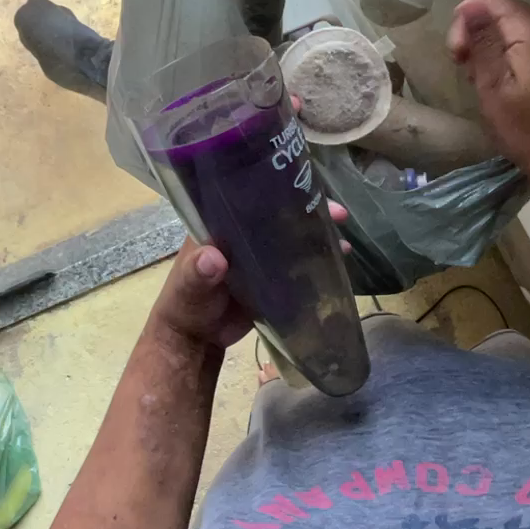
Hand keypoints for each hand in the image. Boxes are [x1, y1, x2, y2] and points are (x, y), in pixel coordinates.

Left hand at [148, 202, 350, 352]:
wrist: (194, 340)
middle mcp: (243, 234)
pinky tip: (339, 264)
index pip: (252, 196)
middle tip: (340, 215)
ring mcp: (259, 256)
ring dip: (318, 237)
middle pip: (281, 214)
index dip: (280, 190)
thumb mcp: (188, 287)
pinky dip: (316, 264)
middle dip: (310, 211)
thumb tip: (214, 259)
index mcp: (220, 224)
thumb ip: (197, 273)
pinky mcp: (272, 280)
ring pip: (292, 238)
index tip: (307, 189)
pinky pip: (297, 266)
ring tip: (345, 242)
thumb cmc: (184, 304)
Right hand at [447, 0, 529, 188]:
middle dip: (476, 31)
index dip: (466, 18)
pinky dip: (506, 54)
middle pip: (504, 12)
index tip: (456, 53)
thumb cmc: (527, 129)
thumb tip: (470, 9)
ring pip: (514, 29)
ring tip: (477, 76)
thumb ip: (482, 44)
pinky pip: (527, 44)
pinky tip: (499, 82)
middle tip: (462, 65)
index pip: (493, 1)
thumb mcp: (493, 87)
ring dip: (489, 44)